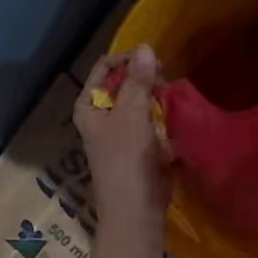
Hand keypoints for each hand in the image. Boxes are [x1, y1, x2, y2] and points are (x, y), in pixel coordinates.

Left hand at [75, 46, 172, 224]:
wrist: (136, 210)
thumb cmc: (127, 160)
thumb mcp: (132, 115)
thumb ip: (139, 80)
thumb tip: (145, 48)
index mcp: (88, 107)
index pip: (105, 68)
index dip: (129, 61)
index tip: (155, 62)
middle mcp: (100, 117)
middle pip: (123, 86)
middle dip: (145, 83)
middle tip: (165, 85)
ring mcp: (119, 134)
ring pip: (140, 105)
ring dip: (155, 103)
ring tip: (168, 107)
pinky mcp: (137, 149)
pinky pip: (150, 125)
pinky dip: (160, 123)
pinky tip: (169, 129)